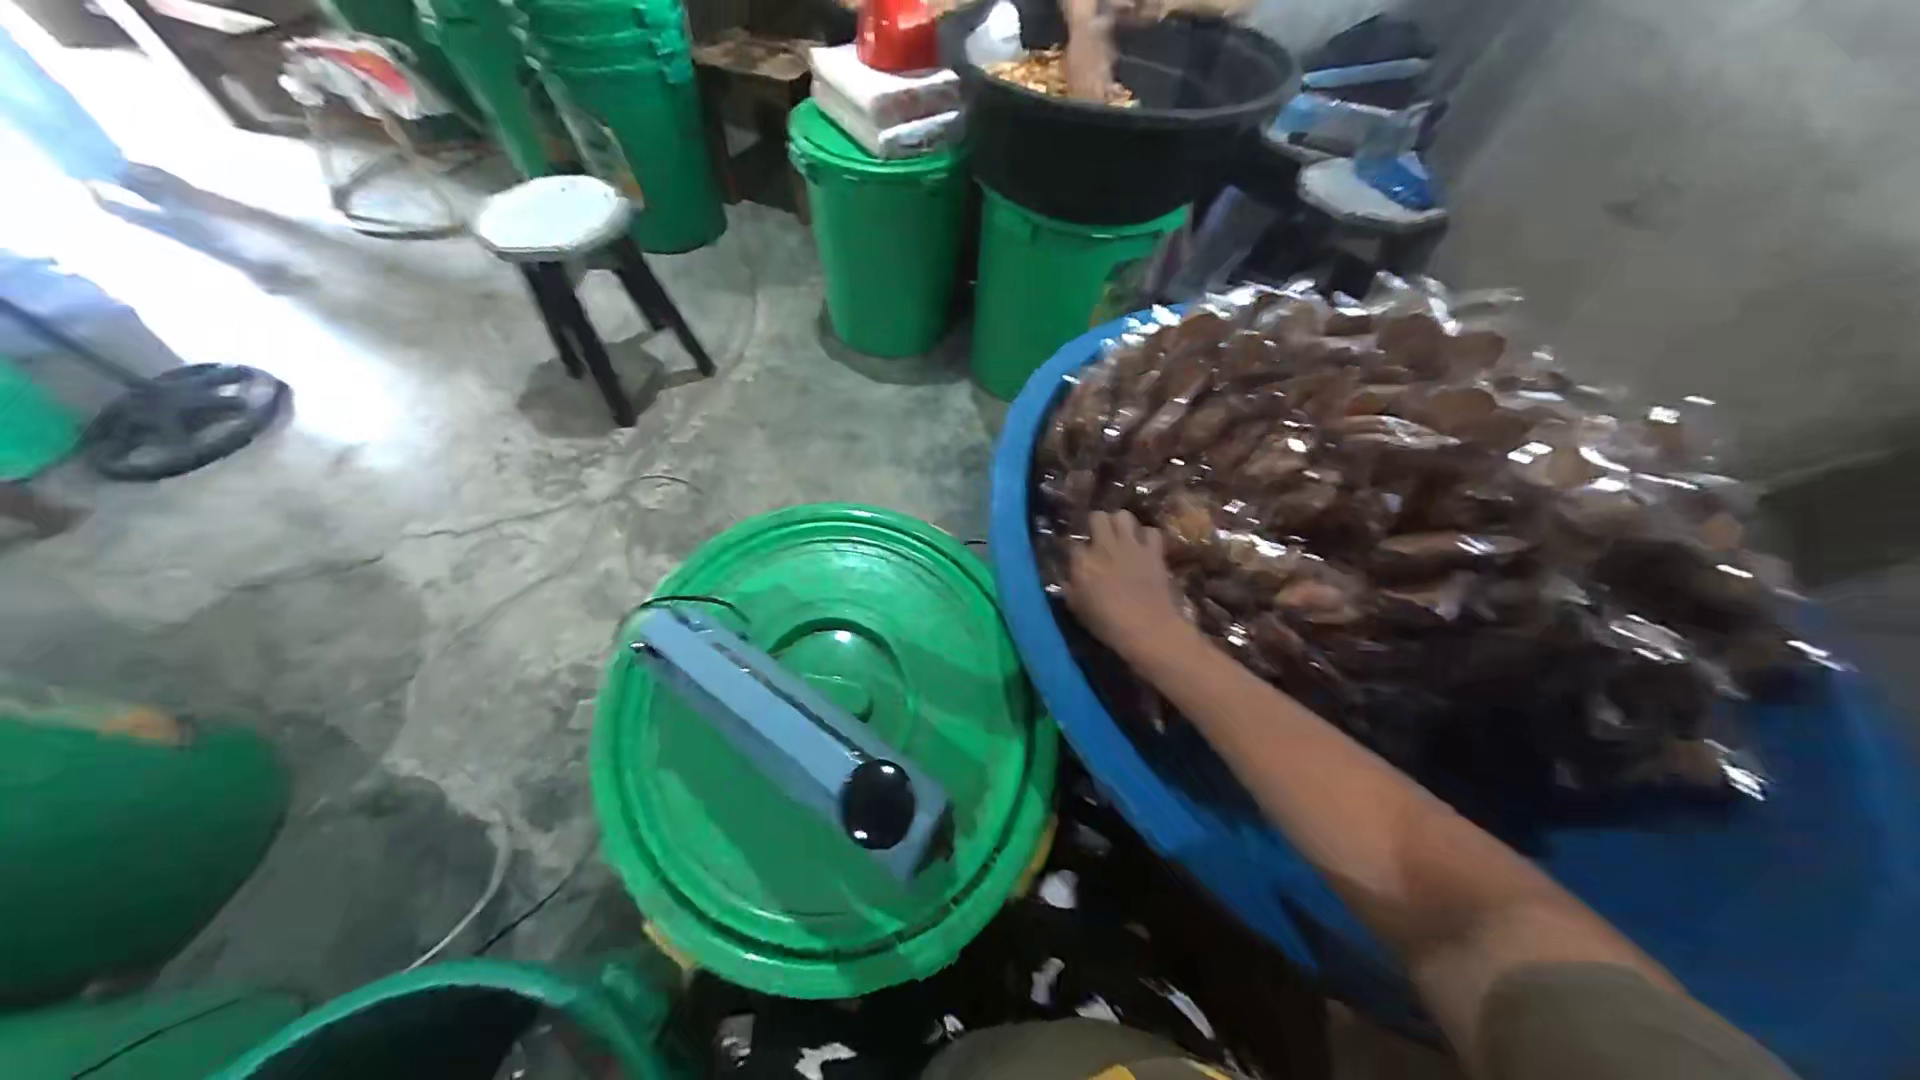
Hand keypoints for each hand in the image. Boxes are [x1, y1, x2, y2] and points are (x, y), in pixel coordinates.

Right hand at [1067, 510, 1187, 660]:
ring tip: (1121, 536)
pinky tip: (1145, 547)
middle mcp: (1104, 546)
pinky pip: (1151, 531)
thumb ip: (1071, 589)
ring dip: (1120, 524)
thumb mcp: (1078, 609)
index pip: (1072, 544)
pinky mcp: (1153, 551)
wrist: (1148, 629)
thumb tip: (1068, 579)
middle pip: (1097, 517)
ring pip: (1123, 515)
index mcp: (1082, 562)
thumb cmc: (1108, 624)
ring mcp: (1130, 546)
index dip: (1075, 551)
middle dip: (1097, 524)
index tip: (1078, 559)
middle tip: (1099, 537)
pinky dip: (1147, 537)